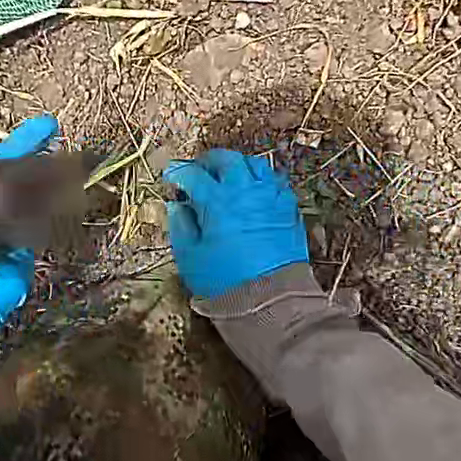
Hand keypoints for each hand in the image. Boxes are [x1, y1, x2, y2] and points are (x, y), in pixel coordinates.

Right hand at [162, 148, 308, 299]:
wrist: (271, 301)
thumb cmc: (224, 282)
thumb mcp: (190, 258)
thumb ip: (181, 226)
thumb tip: (177, 205)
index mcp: (216, 200)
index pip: (193, 174)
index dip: (179, 172)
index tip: (172, 176)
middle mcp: (244, 190)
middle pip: (227, 159)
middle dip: (210, 161)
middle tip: (200, 170)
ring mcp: (270, 197)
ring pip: (255, 165)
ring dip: (238, 166)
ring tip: (229, 177)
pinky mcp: (289, 209)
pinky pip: (275, 183)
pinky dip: (261, 182)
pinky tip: (254, 192)